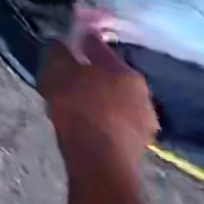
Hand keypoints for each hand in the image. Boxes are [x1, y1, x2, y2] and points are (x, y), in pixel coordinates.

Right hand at [39, 27, 158, 173]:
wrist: (100, 162)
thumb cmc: (79, 107)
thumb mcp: (57, 70)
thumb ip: (58, 51)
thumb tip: (61, 45)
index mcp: (126, 70)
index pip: (97, 46)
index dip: (78, 42)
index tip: (63, 45)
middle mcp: (143, 93)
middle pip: (110, 74)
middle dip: (91, 73)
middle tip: (68, 76)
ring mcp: (146, 121)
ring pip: (116, 99)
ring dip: (98, 97)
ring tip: (75, 101)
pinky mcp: (141, 145)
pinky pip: (117, 121)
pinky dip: (103, 118)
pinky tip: (86, 121)